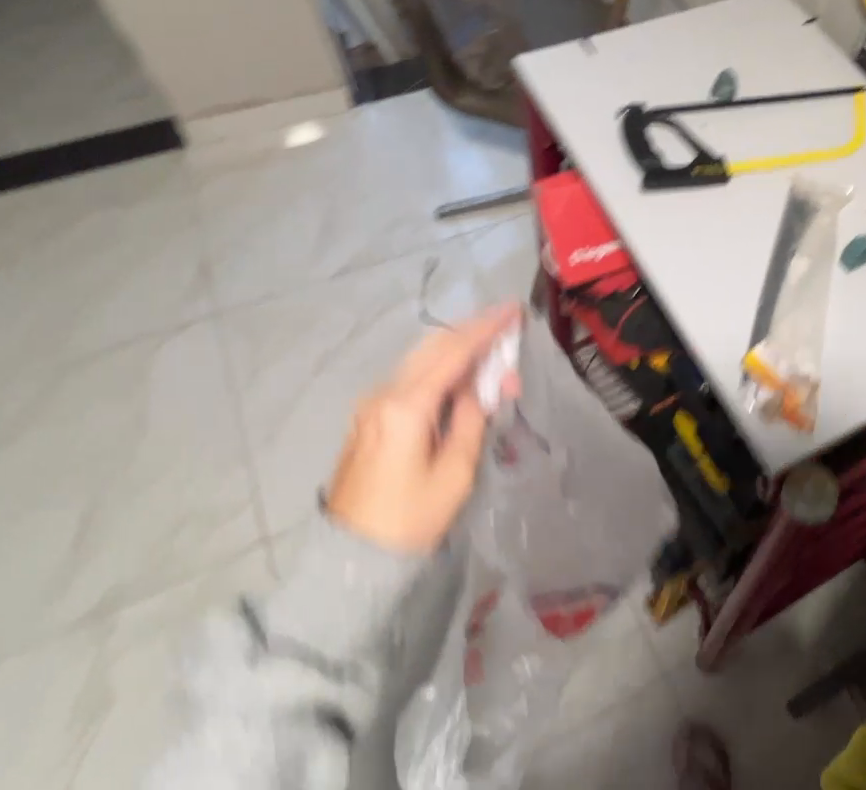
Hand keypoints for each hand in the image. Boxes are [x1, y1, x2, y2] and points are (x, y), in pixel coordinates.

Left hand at [325, 303, 521, 553]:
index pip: (453, 353)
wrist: (352, 557)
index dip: (486, 328)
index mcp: (406, 406)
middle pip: (433, 347)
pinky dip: (439, 370)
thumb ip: (470, 420)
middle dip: (472, 334)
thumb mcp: (455, 474)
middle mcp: (383, 394)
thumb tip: (477, 389)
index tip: (513, 310)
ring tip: (491, 359)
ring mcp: (371, 405)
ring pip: (420, 360)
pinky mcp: (368, 418)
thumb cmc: (410, 519)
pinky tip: (460, 380)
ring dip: (457, 352)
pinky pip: (410, 379)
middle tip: (508, 332)